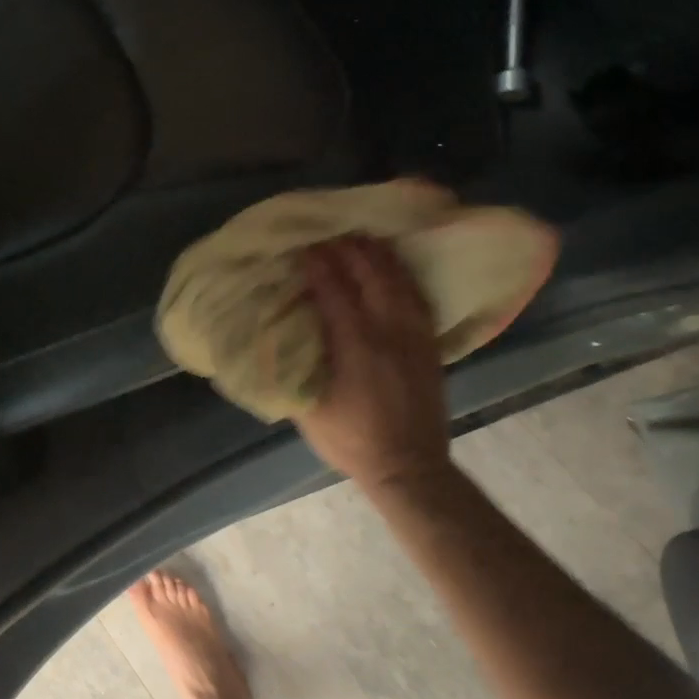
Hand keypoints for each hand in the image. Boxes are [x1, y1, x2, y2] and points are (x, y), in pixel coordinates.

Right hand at [293, 235, 452, 489]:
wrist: (409, 468)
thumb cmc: (348, 438)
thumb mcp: (306, 404)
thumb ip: (291, 364)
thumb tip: (269, 331)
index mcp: (356, 345)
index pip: (335, 290)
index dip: (318, 265)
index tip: (301, 245)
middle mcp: (389, 334)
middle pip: (373, 278)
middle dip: (351, 250)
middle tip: (330, 231)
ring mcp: (415, 339)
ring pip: (401, 284)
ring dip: (381, 257)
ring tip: (363, 237)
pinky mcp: (429, 348)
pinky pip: (418, 300)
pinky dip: (404, 278)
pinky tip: (394, 268)